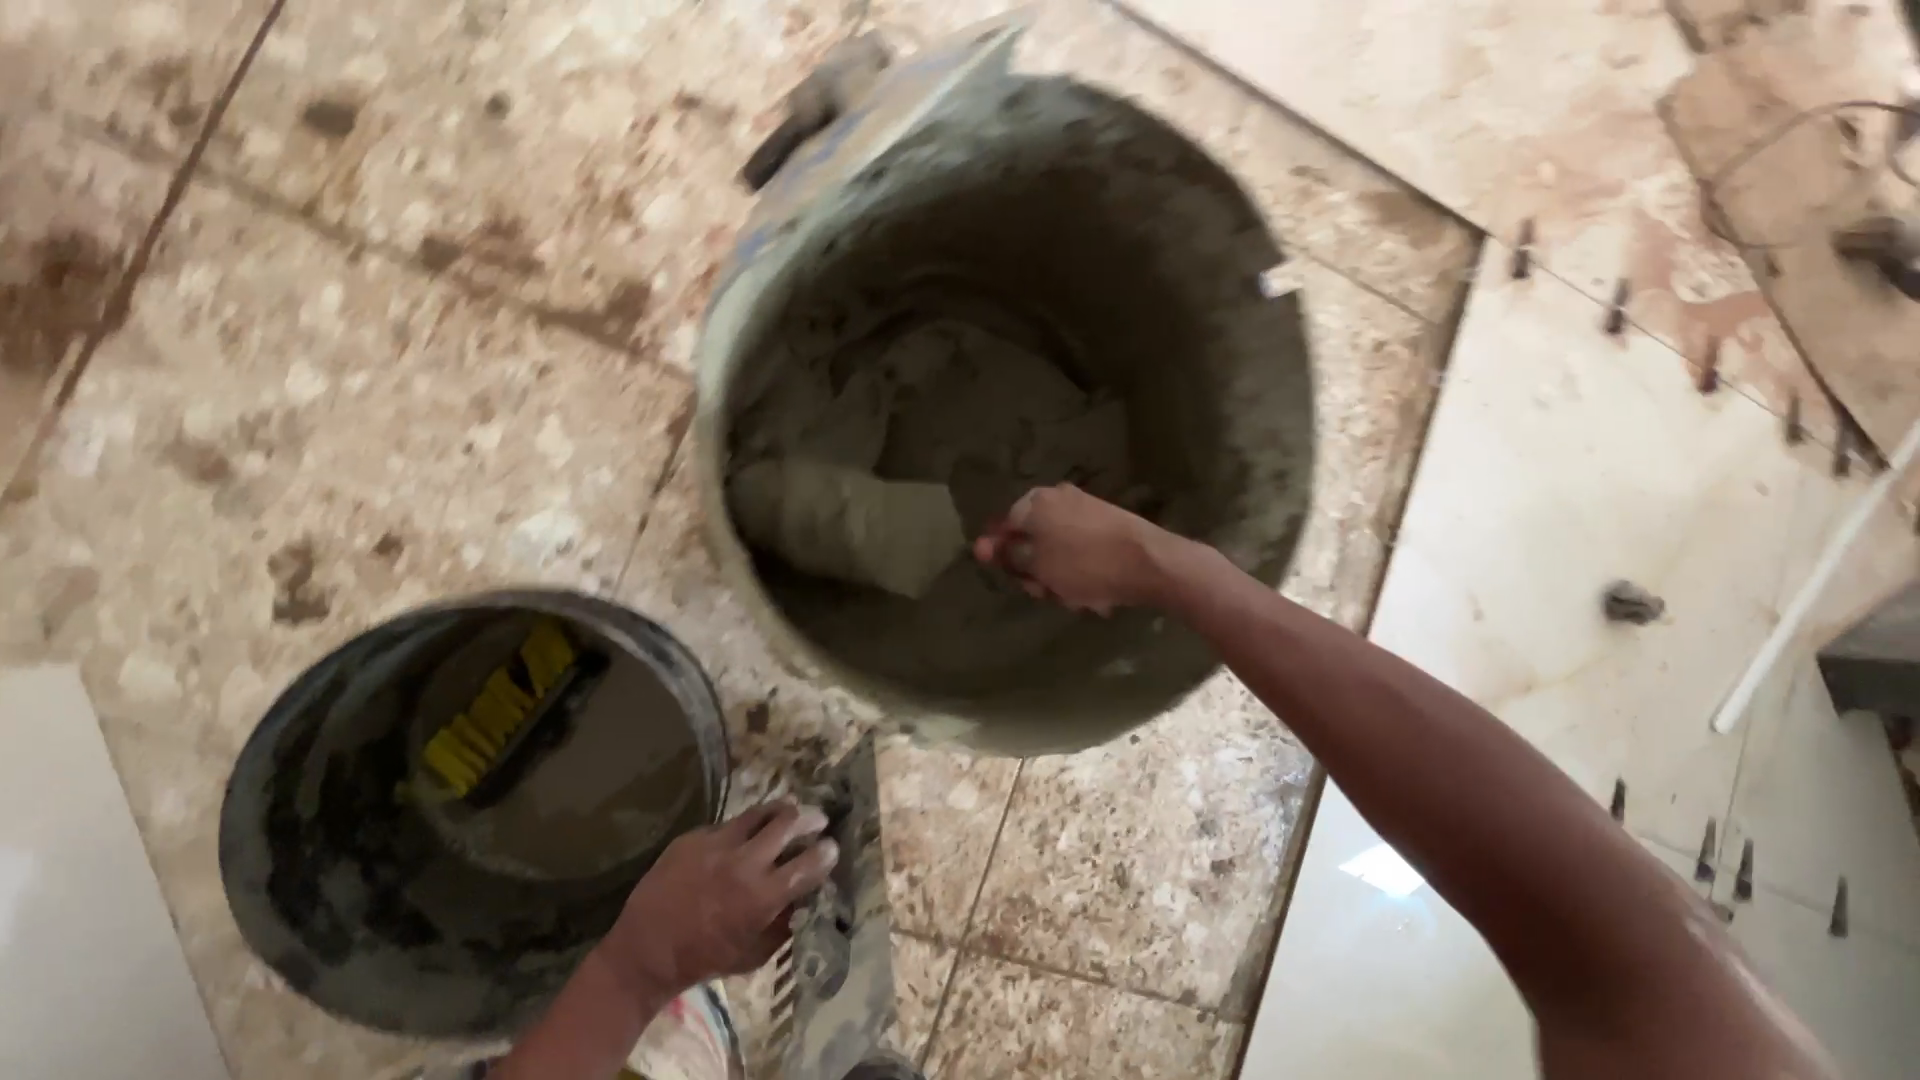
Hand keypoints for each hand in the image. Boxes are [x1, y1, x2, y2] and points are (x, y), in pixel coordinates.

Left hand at [602, 799, 837, 995]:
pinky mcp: (694, 836)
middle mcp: (744, 863)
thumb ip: (784, 923)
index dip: (827, 852)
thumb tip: (806, 897)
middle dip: (811, 819)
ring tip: (788, 812)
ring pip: (761, 812)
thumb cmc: (705, 959)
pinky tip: (740, 840)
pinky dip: (741, 830)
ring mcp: (717, 844)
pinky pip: (728, 825)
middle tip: (818, 819)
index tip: (831, 848)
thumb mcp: (754, 953)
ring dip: (781, 811)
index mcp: (763, 896)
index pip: (810, 863)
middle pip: (790, 822)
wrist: (646, 951)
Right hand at [973, 483, 1174, 614]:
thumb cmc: (1084, 564)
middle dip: (1034, 570)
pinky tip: (1092, 593)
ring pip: (1057, 550)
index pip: (1004, 525)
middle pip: (1031, 539)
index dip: (1000, 553)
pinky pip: (1081, 552)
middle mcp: (1058, 498)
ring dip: (1059, 576)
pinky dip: (1080, 572)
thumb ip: (1009, 554)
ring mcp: (1085, 510)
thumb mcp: (1037, 565)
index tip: (1010, 578)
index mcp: (1035, 501)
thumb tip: (986, 544)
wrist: (1148, 562)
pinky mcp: (1107, 526)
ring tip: (1075, 596)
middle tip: (1044, 591)